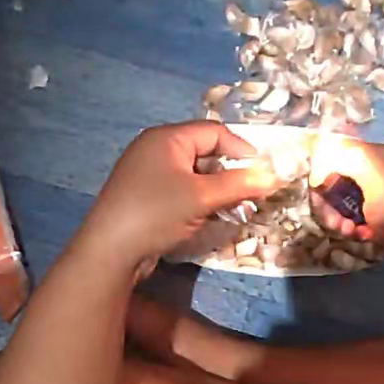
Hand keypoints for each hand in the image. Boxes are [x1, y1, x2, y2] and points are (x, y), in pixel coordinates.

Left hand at [74, 122, 284, 268]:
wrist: (109, 251)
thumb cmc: (156, 213)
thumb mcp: (202, 197)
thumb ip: (240, 184)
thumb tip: (274, 175)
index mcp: (166, 138)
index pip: (214, 132)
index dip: (242, 149)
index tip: (264, 171)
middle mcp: (154, 150)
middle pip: (204, 154)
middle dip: (230, 174)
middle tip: (253, 194)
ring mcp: (147, 176)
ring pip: (193, 177)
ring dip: (216, 191)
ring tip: (236, 209)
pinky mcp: (144, 199)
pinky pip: (179, 193)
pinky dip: (198, 203)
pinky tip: (210, 219)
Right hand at [307, 137, 383, 244]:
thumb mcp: (381, 182)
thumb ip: (355, 159)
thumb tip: (330, 147)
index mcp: (383, 156)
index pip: (339, 155)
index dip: (325, 175)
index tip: (321, 198)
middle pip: (341, 179)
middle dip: (332, 202)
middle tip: (337, 223)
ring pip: (348, 199)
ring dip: (342, 217)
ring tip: (350, 232)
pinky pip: (361, 213)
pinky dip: (356, 225)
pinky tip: (362, 235)